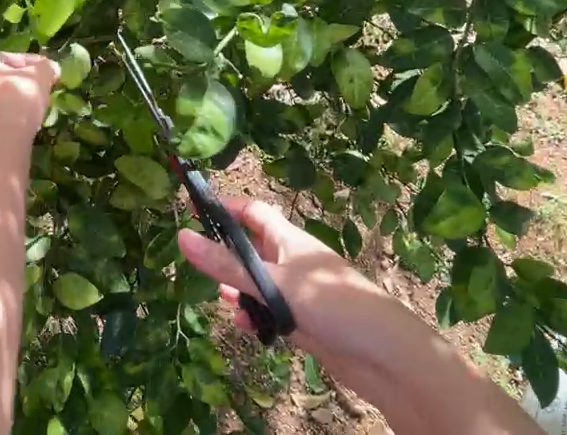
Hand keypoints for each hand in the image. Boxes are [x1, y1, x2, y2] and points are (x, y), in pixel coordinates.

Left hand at [0, 51, 58, 160]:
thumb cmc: (14, 102)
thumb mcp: (38, 78)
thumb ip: (45, 69)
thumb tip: (49, 68)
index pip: (9, 58)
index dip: (32, 64)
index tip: (49, 73)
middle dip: (19, 87)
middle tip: (40, 95)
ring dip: (11, 110)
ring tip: (32, 117)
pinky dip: (4, 129)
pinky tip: (19, 135)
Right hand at [180, 197, 547, 434]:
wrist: (386, 357)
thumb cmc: (331, 303)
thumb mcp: (272, 282)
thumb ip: (226, 264)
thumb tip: (180, 236)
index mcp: (288, 238)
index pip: (252, 211)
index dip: (226, 208)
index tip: (195, 210)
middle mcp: (292, 260)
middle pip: (252, 249)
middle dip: (227, 255)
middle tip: (199, 262)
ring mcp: (299, 293)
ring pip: (258, 284)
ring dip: (238, 290)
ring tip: (218, 297)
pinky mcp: (304, 322)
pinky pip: (269, 312)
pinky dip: (254, 315)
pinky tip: (244, 324)